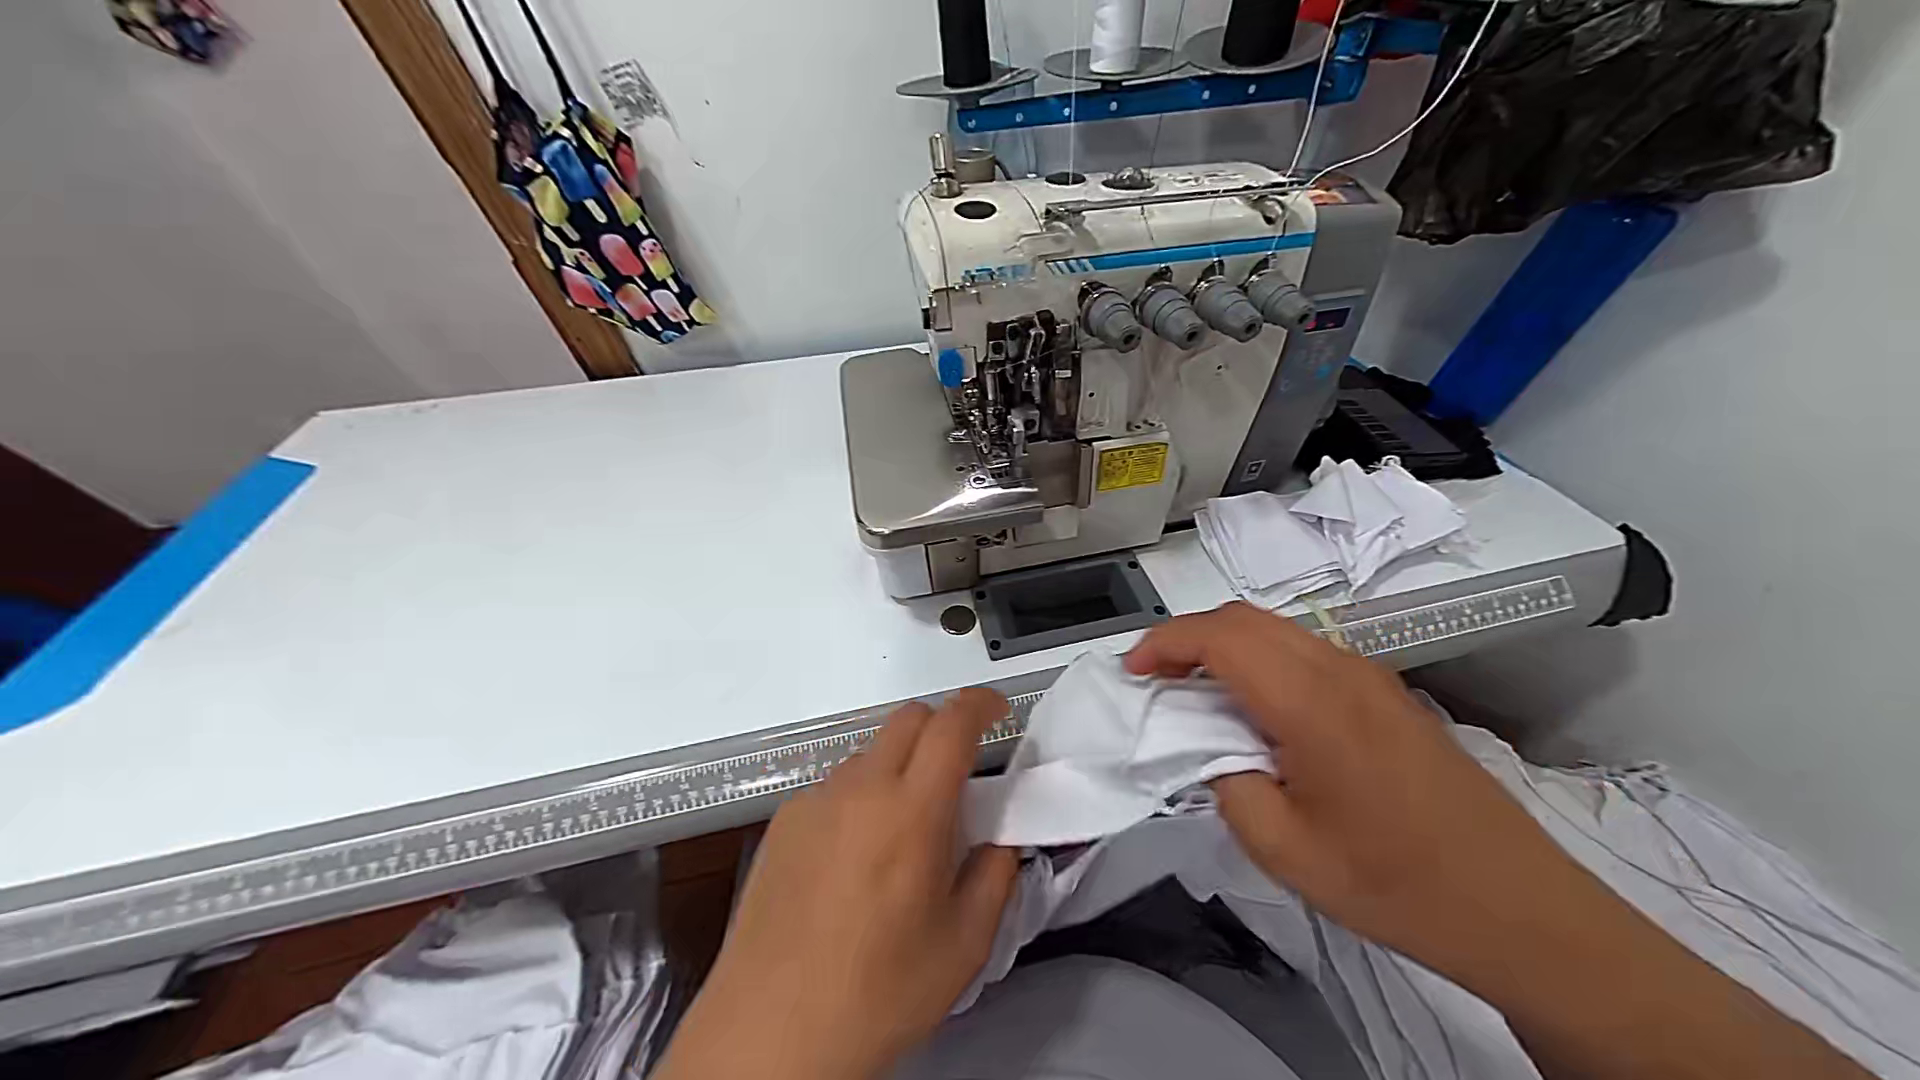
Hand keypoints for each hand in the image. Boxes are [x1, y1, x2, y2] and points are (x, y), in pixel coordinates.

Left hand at [653, 689, 1018, 1079]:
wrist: (770, 1035)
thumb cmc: (874, 995)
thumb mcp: (964, 944)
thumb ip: (995, 874)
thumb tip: (999, 840)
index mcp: (911, 812)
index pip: (952, 723)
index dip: (981, 704)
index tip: (996, 711)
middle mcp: (860, 791)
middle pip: (909, 718)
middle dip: (943, 728)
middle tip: (958, 775)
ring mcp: (816, 801)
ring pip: (871, 751)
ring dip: (900, 766)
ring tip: (904, 830)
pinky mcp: (785, 820)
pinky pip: (836, 785)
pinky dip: (861, 796)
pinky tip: (857, 857)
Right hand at [1126, 604, 1872, 1079]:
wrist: (1518, 906)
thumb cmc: (1393, 882)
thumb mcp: (1283, 848)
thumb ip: (1226, 782)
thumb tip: (1208, 745)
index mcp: (1311, 703)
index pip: (1219, 637)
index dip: (1164, 643)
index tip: (1132, 672)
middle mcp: (1340, 670)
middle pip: (1244, 618)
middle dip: (1187, 636)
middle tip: (1155, 677)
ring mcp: (1369, 676)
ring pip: (1275, 628)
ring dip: (1223, 643)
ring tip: (1193, 687)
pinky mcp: (1385, 692)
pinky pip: (1304, 650)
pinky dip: (1258, 657)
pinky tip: (1252, 702)